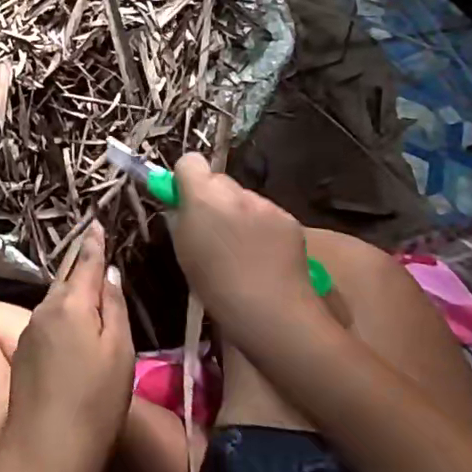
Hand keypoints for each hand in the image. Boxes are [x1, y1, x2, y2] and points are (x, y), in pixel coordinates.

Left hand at [2, 222, 135, 471]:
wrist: (45, 451)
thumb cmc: (95, 401)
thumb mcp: (119, 352)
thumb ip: (114, 307)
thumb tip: (109, 273)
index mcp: (71, 303)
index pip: (85, 261)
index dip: (93, 242)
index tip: (96, 222)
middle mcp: (44, 309)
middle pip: (65, 278)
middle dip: (79, 260)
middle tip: (92, 243)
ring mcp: (29, 332)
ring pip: (55, 300)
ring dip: (70, 289)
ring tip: (87, 281)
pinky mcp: (23, 354)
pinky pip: (47, 321)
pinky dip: (62, 313)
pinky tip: (71, 324)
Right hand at [171, 154, 332, 337]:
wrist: (270, 310)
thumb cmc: (214, 285)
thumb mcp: (183, 249)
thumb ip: (181, 217)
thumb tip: (183, 203)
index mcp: (203, 196)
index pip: (190, 161)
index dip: (185, 178)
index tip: (185, 201)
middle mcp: (236, 192)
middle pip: (219, 181)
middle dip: (214, 198)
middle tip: (213, 230)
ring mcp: (266, 204)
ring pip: (244, 199)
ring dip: (239, 214)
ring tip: (242, 249)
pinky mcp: (290, 219)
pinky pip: (267, 214)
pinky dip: (262, 228)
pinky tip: (264, 255)